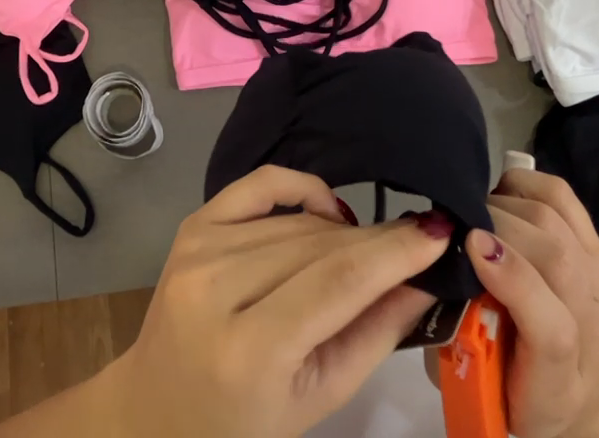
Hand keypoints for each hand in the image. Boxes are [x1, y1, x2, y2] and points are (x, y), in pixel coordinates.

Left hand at [90, 166, 449, 437]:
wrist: (157, 405)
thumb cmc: (243, 419)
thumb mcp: (318, 397)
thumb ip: (374, 335)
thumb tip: (425, 279)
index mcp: (249, 348)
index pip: (336, 282)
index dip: (394, 251)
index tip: (441, 232)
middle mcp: (216, 287)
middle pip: (319, 245)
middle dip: (378, 241)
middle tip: (421, 241)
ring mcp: (198, 250)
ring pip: (297, 221)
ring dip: (344, 231)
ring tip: (369, 252)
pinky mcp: (192, 226)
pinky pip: (259, 185)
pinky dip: (301, 186)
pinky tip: (327, 210)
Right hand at [458, 167, 598, 437]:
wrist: (587, 394)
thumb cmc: (520, 393)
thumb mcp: (479, 390)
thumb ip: (453, 350)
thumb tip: (419, 289)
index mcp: (558, 381)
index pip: (552, 330)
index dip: (515, 281)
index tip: (470, 247)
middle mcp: (592, 329)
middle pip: (554, 257)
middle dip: (497, 226)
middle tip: (452, 223)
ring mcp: (598, 281)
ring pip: (555, 221)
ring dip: (506, 205)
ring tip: (472, 213)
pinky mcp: (594, 248)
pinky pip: (564, 199)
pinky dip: (529, 184)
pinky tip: (500, 194)